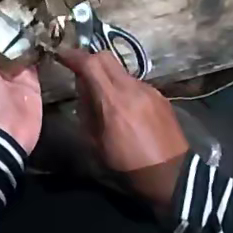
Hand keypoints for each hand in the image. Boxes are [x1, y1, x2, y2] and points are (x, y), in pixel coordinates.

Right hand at [57, 48, 187, 212]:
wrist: (171, 177)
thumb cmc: (128, 166)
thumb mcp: (96, 144)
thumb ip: (87, 112)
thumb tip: (83, 91)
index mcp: (114, 101)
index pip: (91, 64)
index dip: (73, 56)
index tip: (61, 56)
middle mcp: (133, 89)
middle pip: (106, 57)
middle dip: (89, 59)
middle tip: (79, 72)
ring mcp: (150, 90)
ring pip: (121, 71)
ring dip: (107, 76)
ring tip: (103, 97)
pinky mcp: (161, 97)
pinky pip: (135, 84)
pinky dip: (123, 88)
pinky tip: (124, 108)